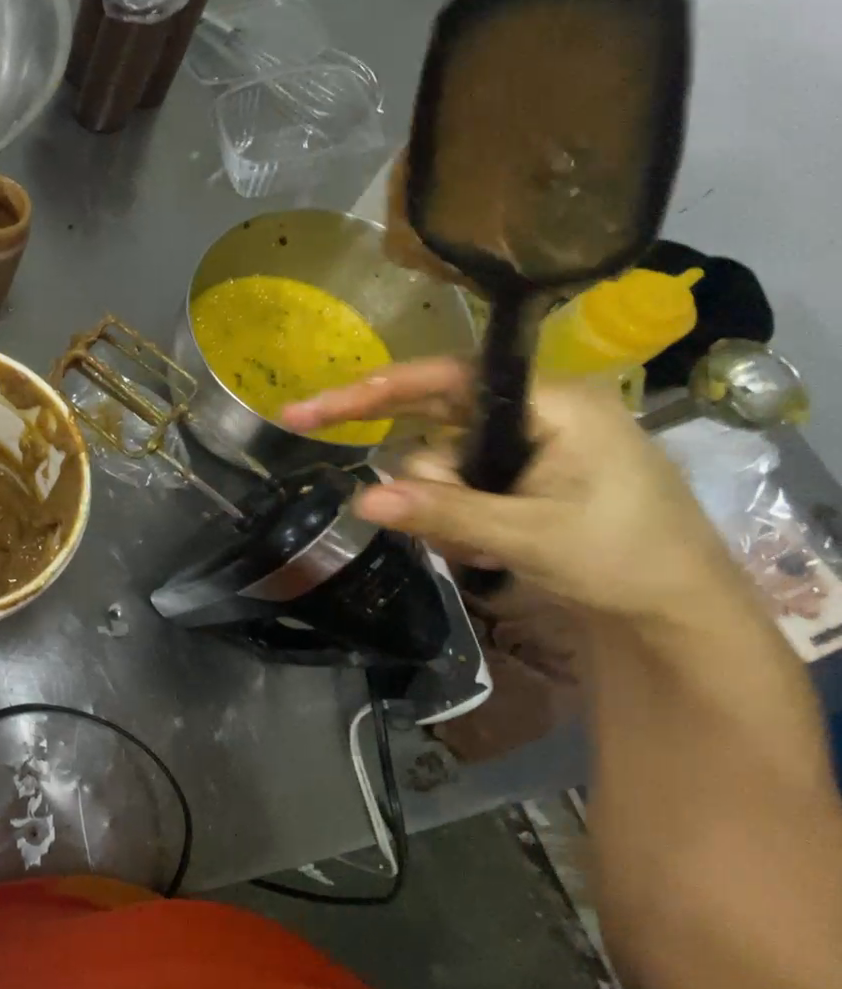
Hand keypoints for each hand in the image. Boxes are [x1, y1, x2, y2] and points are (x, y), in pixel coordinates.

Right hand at [280, 358, 742, 621]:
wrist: (677, 610)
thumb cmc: (625, 558)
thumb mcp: (530, 535)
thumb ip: (444, 511)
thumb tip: (361, 499)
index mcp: (553, 403)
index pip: (446, 379)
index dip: (374, 391)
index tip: (312, 411)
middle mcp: (534, 411)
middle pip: (433, 419)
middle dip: (419, 476)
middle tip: (398, 513)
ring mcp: (526, 443)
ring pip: (439, 459)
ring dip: (437, 505)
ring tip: (477, 549)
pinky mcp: (519, 472)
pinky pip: (455, 480)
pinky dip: (450, 513)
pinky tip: (479, 547)